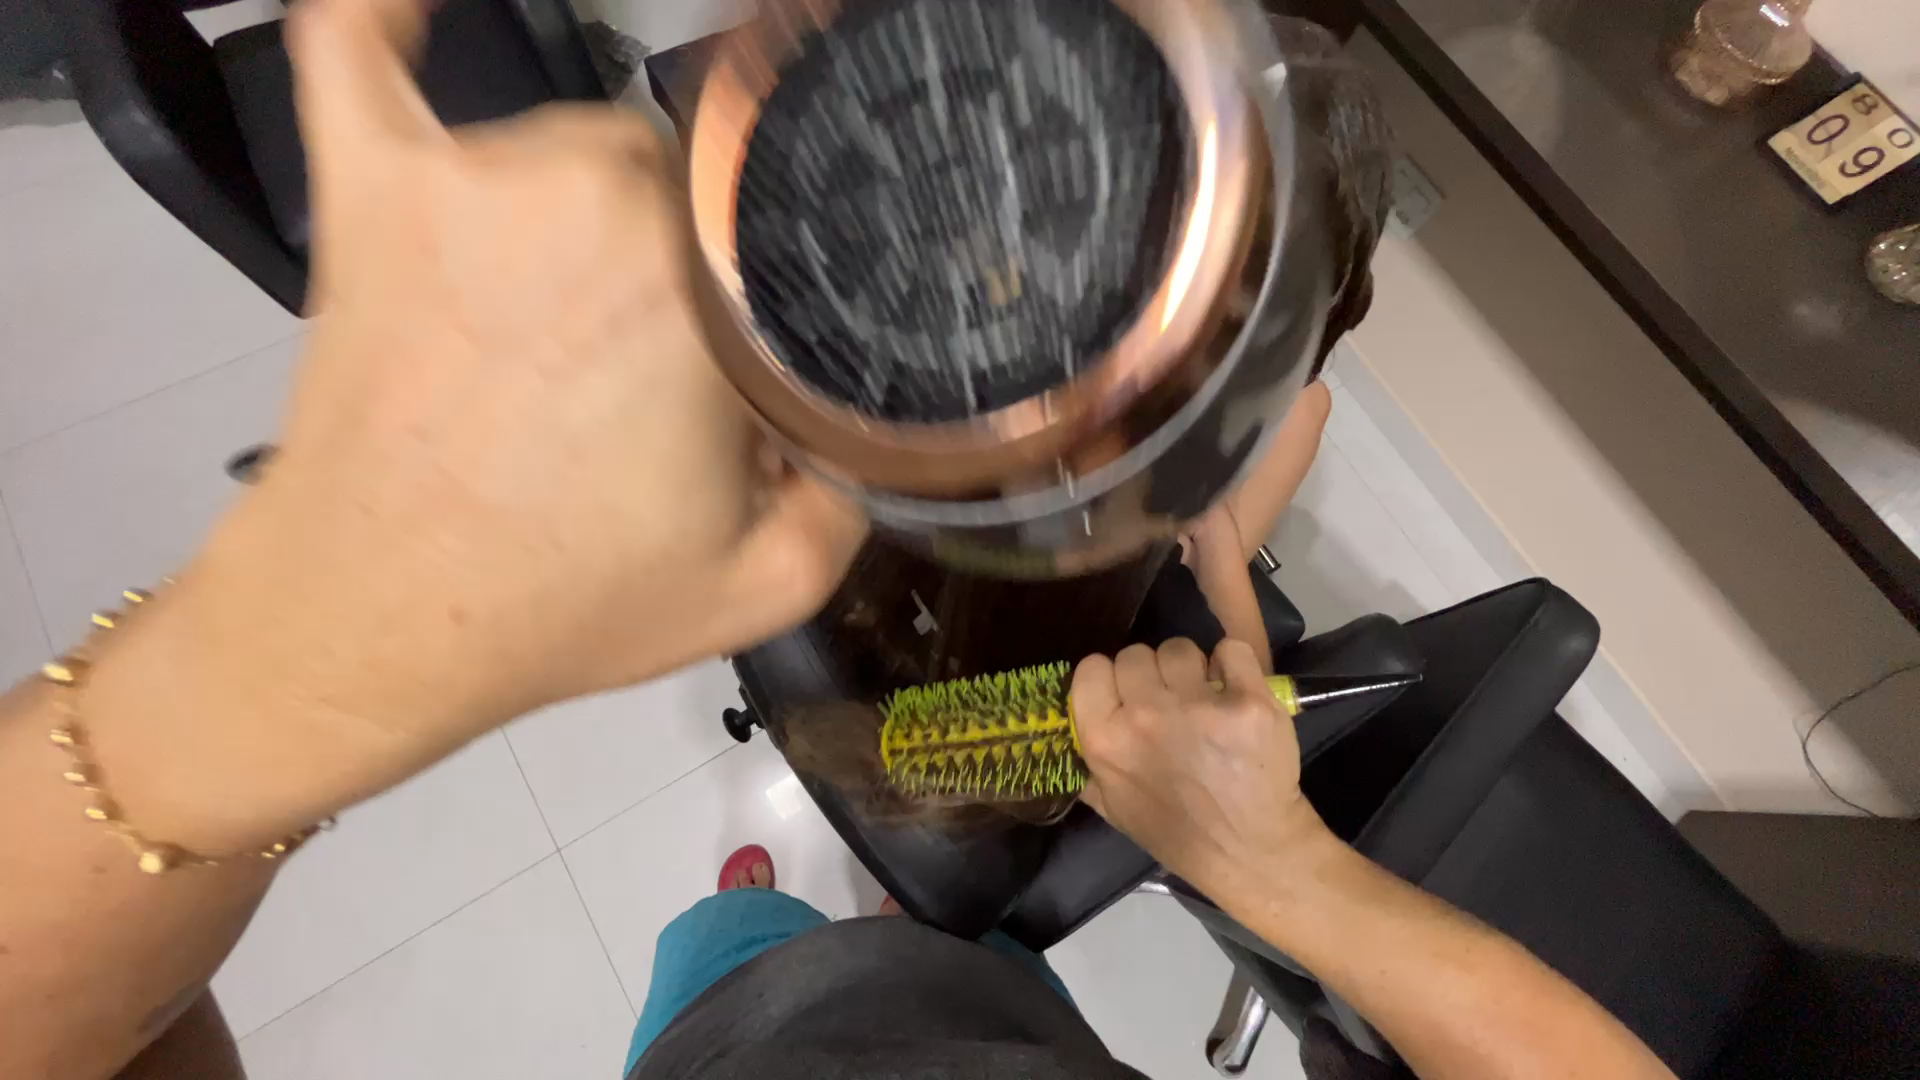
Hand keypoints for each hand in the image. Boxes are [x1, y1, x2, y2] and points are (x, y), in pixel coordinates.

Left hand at [82, 0, 864, 848]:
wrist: (382, 624)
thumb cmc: (571, 605)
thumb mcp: (771, 585)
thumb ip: (857, 497)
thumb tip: (865, 424)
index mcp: (702, 300)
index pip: (786, 229)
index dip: (790, 293)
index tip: (775, 352)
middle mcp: (595, 207)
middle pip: (698, 178)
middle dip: (710, 262)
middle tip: (687, 360)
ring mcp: (471, 185)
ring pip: (588, 139)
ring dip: (614, 208)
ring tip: (596, 317)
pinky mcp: (372, 190)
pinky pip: (365, 45)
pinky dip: (396, 15)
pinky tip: (426, 9)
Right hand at [1073, 639, 1333, 899]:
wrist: (1251, 852)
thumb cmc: (1175, 831)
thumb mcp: (1110, 805)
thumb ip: (1084, 761)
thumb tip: (1059, 727)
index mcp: (1106, 739)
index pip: (1091, 667)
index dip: (1109, 678)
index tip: (1126, 695)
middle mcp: (1145, 717)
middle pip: (1136, 654)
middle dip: (1151, 674)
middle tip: (1169, 703)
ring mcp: (1199, 707)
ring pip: (1181, 648)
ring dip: (1191, 668)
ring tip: (1204, 699)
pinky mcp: (1248, 703)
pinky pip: (1232, 651)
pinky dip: (1236, 665)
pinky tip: (1236, 691)